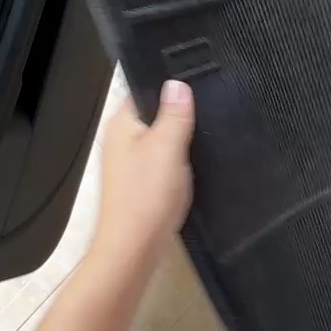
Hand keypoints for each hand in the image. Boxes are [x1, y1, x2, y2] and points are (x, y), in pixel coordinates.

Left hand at [88, 79, 194, 271]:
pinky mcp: (141, 184)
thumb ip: (174, 114)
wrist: (134, 247)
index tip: (199, 84)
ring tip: (206, 134)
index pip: (144, 90)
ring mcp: (130, 163)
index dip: (169, 86)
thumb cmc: (148, 194)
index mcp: (121, 124)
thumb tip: (177, 83)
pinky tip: (195, 165)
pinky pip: (162, 162)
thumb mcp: (167, 146)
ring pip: (160, 140)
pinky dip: (178, 161)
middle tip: (209, 110)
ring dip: (180, 140)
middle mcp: (121, 140)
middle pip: (154, 116)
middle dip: (179, 114)